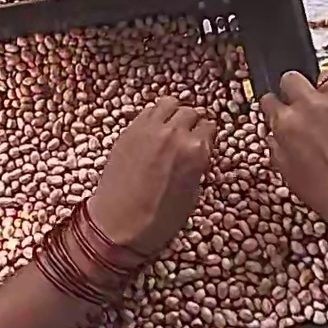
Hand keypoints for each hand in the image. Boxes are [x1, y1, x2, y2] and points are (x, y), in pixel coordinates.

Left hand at [87, 96, 215, 257]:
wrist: (118, 224)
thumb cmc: (157, 219)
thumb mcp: (192, 194)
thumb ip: (197, 164)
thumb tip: (198, 150)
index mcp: (194, 150)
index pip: (209, 126)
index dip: (207, 134)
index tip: (205, 138)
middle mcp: (173, 134)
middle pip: (190, 111)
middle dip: (193, 121)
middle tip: (190, 132)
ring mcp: (148, 129)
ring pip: (169, 103)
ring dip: (174, 112)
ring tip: (172, 125)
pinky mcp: (129, 130)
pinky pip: (148, 111)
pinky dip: (155, 115)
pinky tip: (155, 127)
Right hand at [259, 72, 327, 264]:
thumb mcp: (292, 178)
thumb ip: (279, 149)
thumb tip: (277, 136)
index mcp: (287, 123)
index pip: (269, 100)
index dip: (273, 108)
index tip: (278, 114)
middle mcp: (312, 105)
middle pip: (293, 78)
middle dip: (294, 91)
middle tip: (303, 108)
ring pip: (326, 82)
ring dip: (325, 96)